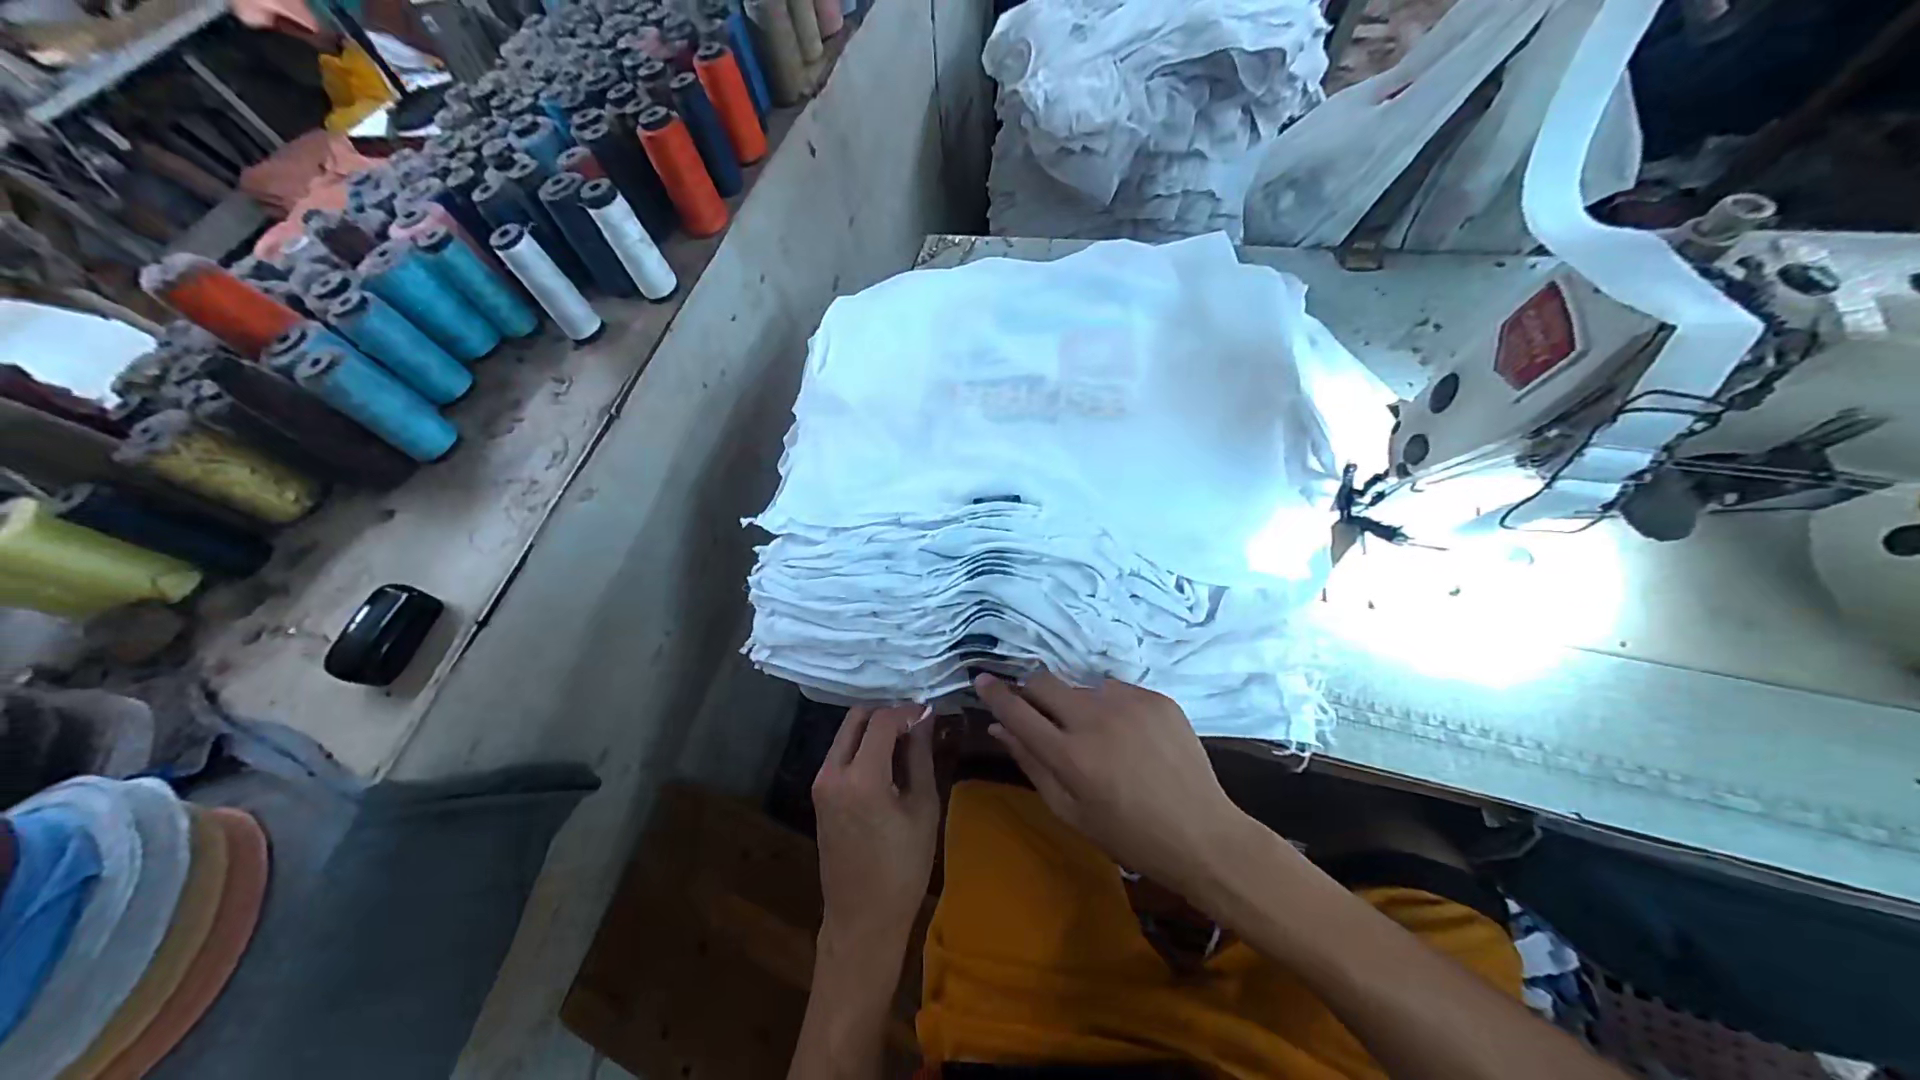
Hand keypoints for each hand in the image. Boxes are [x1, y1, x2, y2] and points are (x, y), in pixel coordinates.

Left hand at [811, 705, 939, 952]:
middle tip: (915, 721)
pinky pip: (840, 754)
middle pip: (856, 718)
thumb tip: (925, 718)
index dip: (907, 710)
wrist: (862, 917)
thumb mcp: (923, 808)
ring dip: (873, 728)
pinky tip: (886, 759)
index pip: (881, 721)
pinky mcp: (818, 795)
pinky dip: (862, 746)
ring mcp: (820, 783)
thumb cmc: (903, 867)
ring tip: (905, 739)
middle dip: (886, 712)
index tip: (929, 711)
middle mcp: (832, 773)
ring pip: (845, 734)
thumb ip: (920, 756)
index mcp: (861, 777)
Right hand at [973, 672, 1254, 893]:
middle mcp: (1095, 719)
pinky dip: (1111, 707)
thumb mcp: (1070, 811)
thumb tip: (999, 728)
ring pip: (1082, 686)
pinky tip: (1128, 736)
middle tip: (1037, 711)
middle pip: (1044, 682)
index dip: (994, 693)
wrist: (1202, 834)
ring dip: (1076, 704)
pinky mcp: (1157, 698)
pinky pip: (1117, 691)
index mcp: (1070, 754)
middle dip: (1031, 691)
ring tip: (1097, 736)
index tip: (982, 680)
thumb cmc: (1128, 835)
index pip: (1017, 710)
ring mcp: (1129, 703)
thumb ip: (1031, 763)